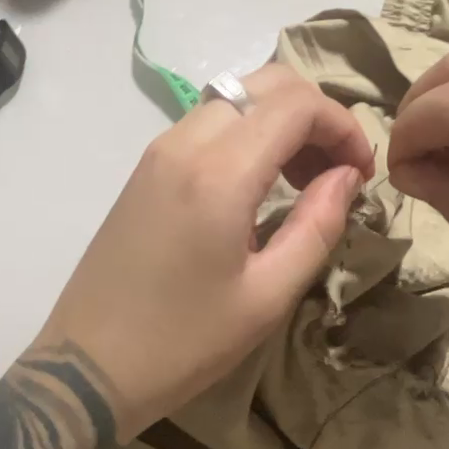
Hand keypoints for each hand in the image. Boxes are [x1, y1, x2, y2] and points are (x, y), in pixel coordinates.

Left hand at [29, 65, 373, 448]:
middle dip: (316, 113)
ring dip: (280, 120)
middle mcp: (185, 143)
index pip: (296, 104)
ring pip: (236, 96)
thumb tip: (347, 176)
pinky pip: (209, 121)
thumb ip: (316, 225)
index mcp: (219, 173)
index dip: (343, 126)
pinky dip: (247, 131)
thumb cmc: (182, 342)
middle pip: (266, 83)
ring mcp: (159, 149)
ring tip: (304, 179)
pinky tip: (260, 182)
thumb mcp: (266, 296)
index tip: (362, 173)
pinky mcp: (146, 166)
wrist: (86, 365)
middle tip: (337, 170)